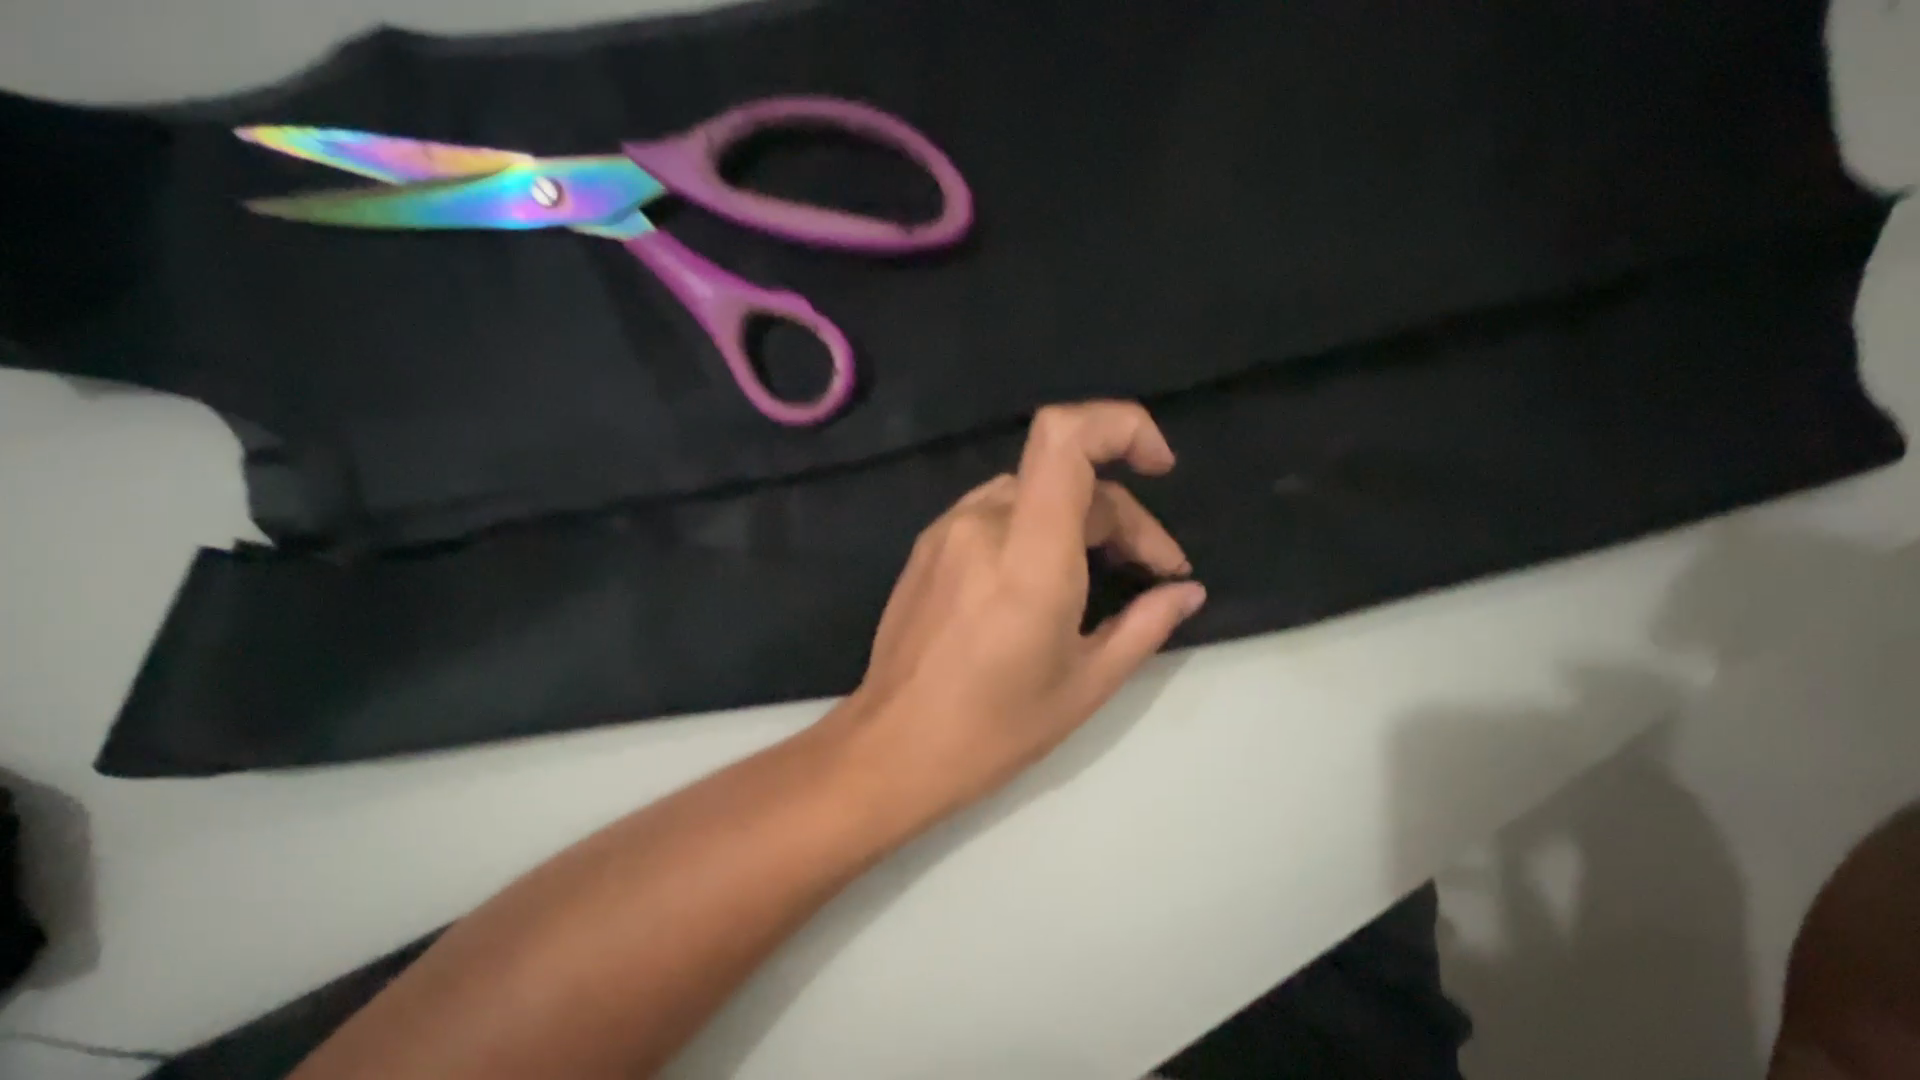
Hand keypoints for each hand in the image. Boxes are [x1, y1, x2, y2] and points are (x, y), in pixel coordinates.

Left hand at [830, 401, 1205, 822]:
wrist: (892, 748)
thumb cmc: (995, 728)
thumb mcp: (1086, 684)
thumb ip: (1145, 624)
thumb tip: (1186, 591)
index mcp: (1028, 555)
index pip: (1066, 438)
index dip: (1120, 426)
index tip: (1160, 467)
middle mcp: (983, 524)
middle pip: (1066, 473)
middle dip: (1122, 513)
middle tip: (1156, 572)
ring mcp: (948, 530)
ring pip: (1032, 490)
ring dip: (1079, 517)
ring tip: (1104, 574)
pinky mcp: (929, 546)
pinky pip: (996, 512)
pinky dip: (1037, 527)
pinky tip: (1048, 578)